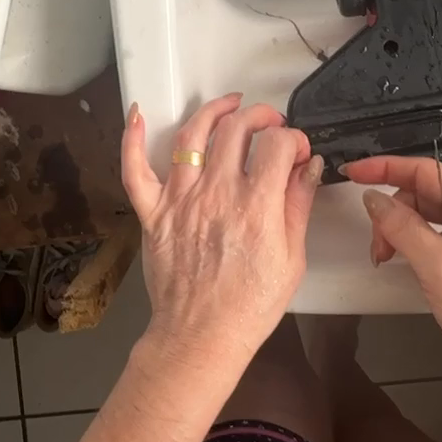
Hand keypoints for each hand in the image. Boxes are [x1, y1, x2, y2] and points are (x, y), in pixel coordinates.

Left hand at [122, 94, 323, 370]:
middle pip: (236, 129)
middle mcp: (217, 194)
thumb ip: (298, 205)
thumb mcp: (291, 258)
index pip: (276, 144)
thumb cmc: (249, 305)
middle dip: (260, 116)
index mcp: (256, 207)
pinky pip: (135, 170)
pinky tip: (140, 114)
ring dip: (213, 111)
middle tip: (270, 124)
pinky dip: (133, 139)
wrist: (201, 337)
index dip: (292, 137)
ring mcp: (181, 201)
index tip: (296, 149)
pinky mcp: (154, 213)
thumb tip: (308, 165)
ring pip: (192, 137)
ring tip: (230, 104)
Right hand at [342, 157, 441, 396]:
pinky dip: (418, 249)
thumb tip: (372, 198)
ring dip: (403, 233)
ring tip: (388, 262)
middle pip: (427, 194)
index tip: (352, 173)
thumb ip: (401, 226)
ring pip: (432, 219)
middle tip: (376, 249)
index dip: (385, 168)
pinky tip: (409, 268)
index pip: (426, 170)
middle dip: (394, 212)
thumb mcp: (437, 265)